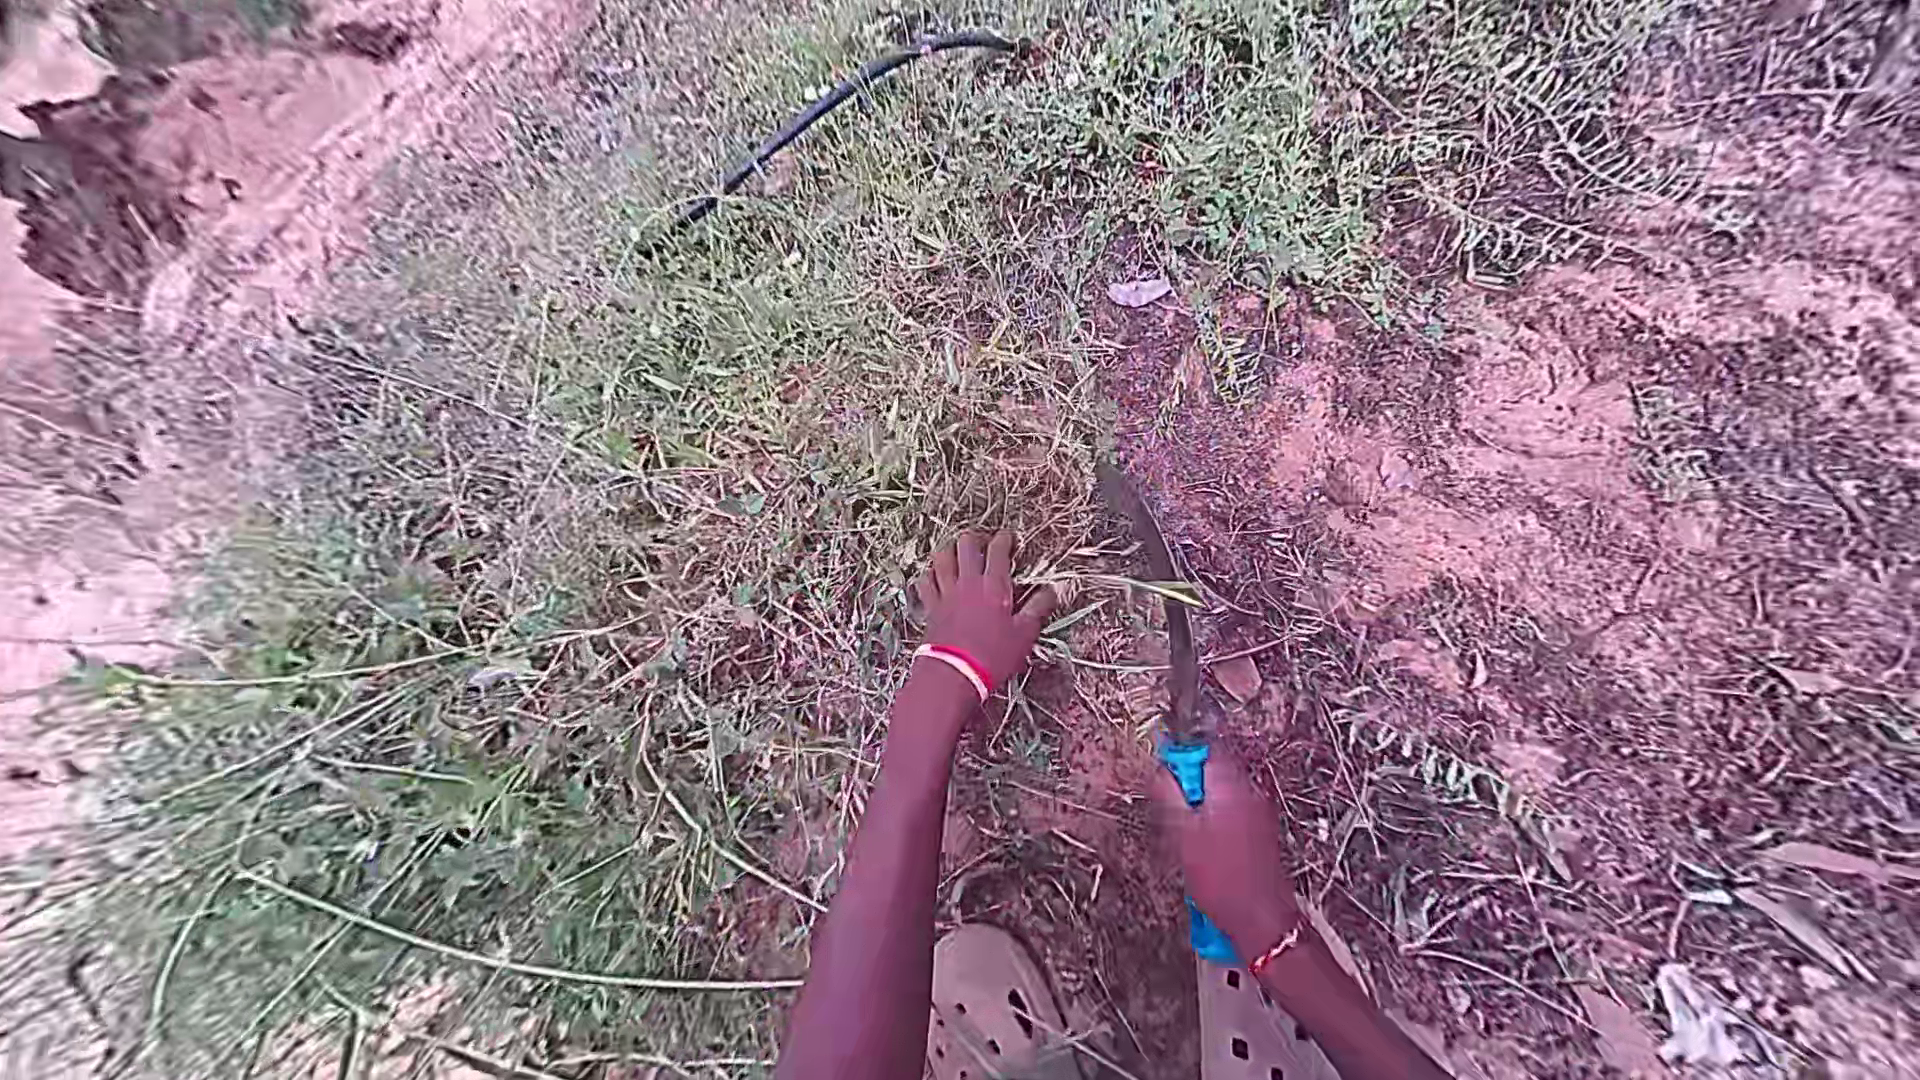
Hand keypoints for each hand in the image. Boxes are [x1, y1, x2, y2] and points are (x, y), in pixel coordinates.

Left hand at [915, 531, 1056, 690]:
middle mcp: (967, 582)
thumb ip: (1038, 608)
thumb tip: (1051, 591)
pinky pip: (925, 580)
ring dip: (950, 550)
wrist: (953, 674)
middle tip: (983, 543)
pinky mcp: (931, 607)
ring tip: (957, 553)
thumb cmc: (992, 656)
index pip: (998, 549)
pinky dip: (930, 573)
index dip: (1005, 539)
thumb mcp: (1024, 634)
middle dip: (975, 538)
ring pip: (942, 557)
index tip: (1009, 539)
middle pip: (965, 544)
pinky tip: (935, 576)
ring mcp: (946, 593)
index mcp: (993, 585)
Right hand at [1153, 750, 1300, 953]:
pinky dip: (1214, 817)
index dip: (1181, 754)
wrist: (1261, 921)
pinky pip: (1230, 808)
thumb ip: (1168, 791)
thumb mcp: (1181, 830)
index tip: (1166, 772)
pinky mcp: (1260, 829)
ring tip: (1189, 830)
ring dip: (1200, 801)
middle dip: (1188, 781)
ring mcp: (1258, 810)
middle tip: (1175, 807)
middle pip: (1212, 766)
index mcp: (1229, 784)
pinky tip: (1205, 845)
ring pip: (1219, 789)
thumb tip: (1159, 768)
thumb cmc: (1222, 879)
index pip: (1204, 745)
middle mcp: (1248, 790)